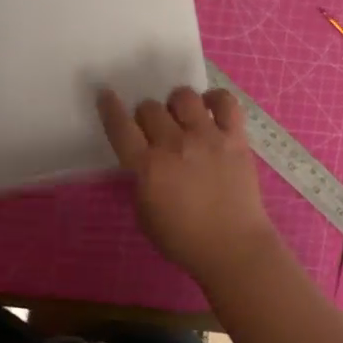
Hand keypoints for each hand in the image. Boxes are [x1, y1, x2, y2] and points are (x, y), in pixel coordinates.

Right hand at [98, 86, 281, 282]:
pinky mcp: (235, 138)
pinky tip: (210, 111)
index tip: (106, 95)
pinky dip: (215, 100)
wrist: (232, 247)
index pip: (120, 126)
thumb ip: (141, 182)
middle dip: (146, 117)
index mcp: (148, 166)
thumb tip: (146, 163)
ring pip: (184, 97)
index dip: (110, 108)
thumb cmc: (182, 239)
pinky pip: (225, 102)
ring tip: (182, 118)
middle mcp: (175, 144)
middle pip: (150, 108)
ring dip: (176, 105)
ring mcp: (208, 137)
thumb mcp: (144, 214)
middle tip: (154, 132)